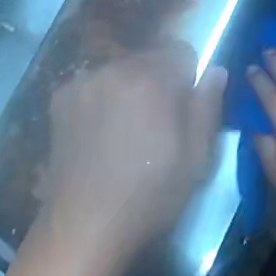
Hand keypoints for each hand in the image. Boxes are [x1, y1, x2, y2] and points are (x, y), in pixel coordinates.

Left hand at [39, 46, 227, 271]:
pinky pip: (92, 83)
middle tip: (156, 124)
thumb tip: (215, 70)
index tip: (184, 108)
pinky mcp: (60, 98)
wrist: (86, 224)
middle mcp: (113, 69)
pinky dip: (100, 97)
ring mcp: (82, 82)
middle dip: (157, 81)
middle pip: (147, 58)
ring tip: (125, 130)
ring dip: (127, 87)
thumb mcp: (196, 159)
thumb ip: (207, 107)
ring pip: (118, 69)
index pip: (181, 51)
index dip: (189, 77)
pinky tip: (99, 132)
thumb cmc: (150, 196)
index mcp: (152, 81)